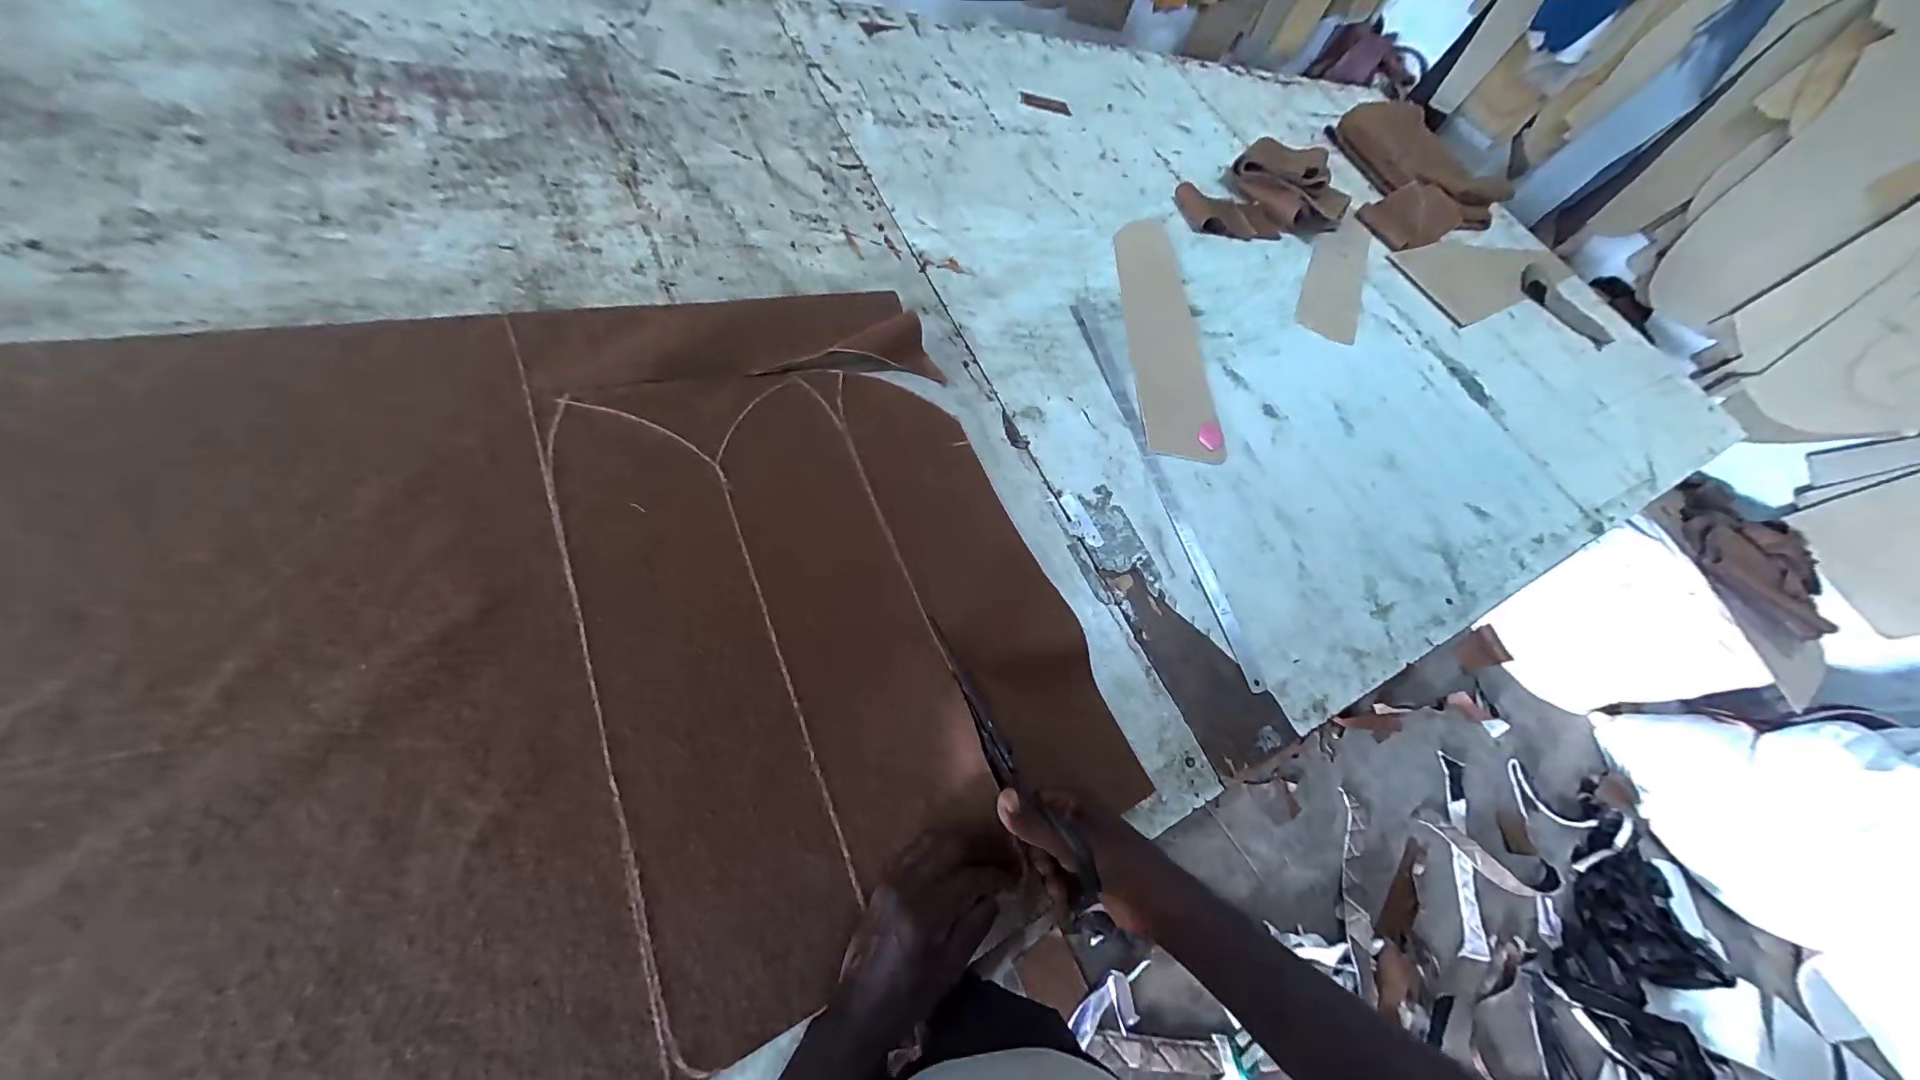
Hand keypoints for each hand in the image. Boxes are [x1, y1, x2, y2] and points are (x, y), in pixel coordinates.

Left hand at [820, 828, 1017, 1056]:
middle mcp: (906, 887)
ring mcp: (891, 880)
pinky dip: (938, 846)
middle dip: (981, 845)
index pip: (969, 878)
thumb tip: (994, 896)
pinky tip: (952, 856)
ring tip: (982, 850)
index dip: (996, 875)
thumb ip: (975, 926)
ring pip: (930, 840)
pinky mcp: (882, 881)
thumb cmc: (909, 996)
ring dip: (960, 841)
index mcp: (924, 914)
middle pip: (949, 846)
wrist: (860, 1006)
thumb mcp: (951, 969)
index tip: (1013, 878)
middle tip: (1003, 852)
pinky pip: (914, 850)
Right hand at [995, 788, 1169, 936]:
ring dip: (1050, 880)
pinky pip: (1063, 879)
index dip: (1025, 822)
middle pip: (1040, 834)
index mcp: (1077, 805)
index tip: (1021, 846)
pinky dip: (1061, 893)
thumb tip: (1001, 796)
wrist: (1163, 909)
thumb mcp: (1074, 848)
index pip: (1036, 802)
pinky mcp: (1091, 877)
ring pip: (1050, 860)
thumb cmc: (1122, 868)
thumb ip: (1036, 826)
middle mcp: (1079, 823)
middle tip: (1047, 873)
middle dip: (1039, 858)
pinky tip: (1066, 907)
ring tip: (1060, 895)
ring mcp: (1085, 851)